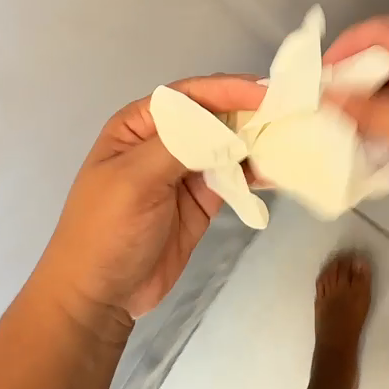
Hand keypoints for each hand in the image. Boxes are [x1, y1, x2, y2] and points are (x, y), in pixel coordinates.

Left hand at [33, 75, 266, 325]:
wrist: (98, 299)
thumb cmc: (105, 231)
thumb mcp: (135, 180)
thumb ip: (180, 146)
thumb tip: (228, 128)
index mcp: (139, 125)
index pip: (190, 95)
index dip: (228, 89)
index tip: (265, 92)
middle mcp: (165, 140)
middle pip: (214, 115)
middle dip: (248, 111)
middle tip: (288, 111)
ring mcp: (185, 170)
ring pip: (228, 144)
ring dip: (256, 140)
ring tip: (290, 137)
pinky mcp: (203, 199)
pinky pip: (234, 175)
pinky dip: (255, 171)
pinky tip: (277, 169)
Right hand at [326, 18, 388, 235]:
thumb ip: (370, 110)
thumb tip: (324, 94)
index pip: (387, 34)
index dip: (353, 43)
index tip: (323, 66)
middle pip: (375, 65)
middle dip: (344, 77)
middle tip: (310, 97)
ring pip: (371, 98)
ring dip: (345, 107)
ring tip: (313, 119)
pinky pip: (372, 129)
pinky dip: (352, 132)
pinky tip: (330, 140)